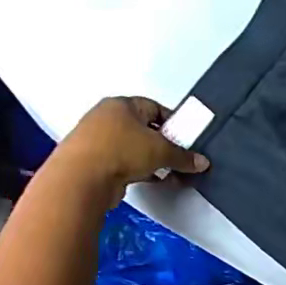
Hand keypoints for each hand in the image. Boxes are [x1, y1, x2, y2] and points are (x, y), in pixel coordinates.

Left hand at [47, 96, 209, 207]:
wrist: (83, 178)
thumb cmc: (122, 150)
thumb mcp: (161, 151)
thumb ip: (183, 156)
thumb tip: (202, 162)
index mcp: (122, 104)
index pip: (153, 108)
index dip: (171, 122)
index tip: (184, 137)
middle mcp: (106, 117)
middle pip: (141, 128)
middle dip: (160, 143)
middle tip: (176, 156)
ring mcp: (97, 140)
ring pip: (131, 147)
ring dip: (148, 159)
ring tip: (165, 172)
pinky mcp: (93, 161)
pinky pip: (121, 162)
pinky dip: (136, 169)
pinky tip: (148, 179)